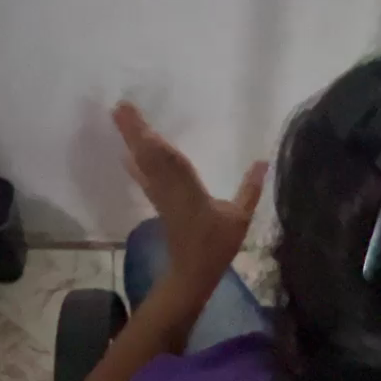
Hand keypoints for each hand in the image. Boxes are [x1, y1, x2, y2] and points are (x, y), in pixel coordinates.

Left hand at [112, 101, 267, 288]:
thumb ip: (250, 190)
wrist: (192, 274)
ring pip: (144, 164)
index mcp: (187, 189)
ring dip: (131, 142)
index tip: (134, 113)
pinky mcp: (158, 204)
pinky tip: (127, 154)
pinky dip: (136, 163)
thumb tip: (263, 161)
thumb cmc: (216, 247)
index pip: (166, 157)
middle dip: (133, 131)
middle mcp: (169, 189)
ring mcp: (161, 197)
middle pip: (148, 155)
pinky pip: (145, 178)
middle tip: (118, 105)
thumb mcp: (239, 219)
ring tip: (119, 118)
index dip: (150, 135)